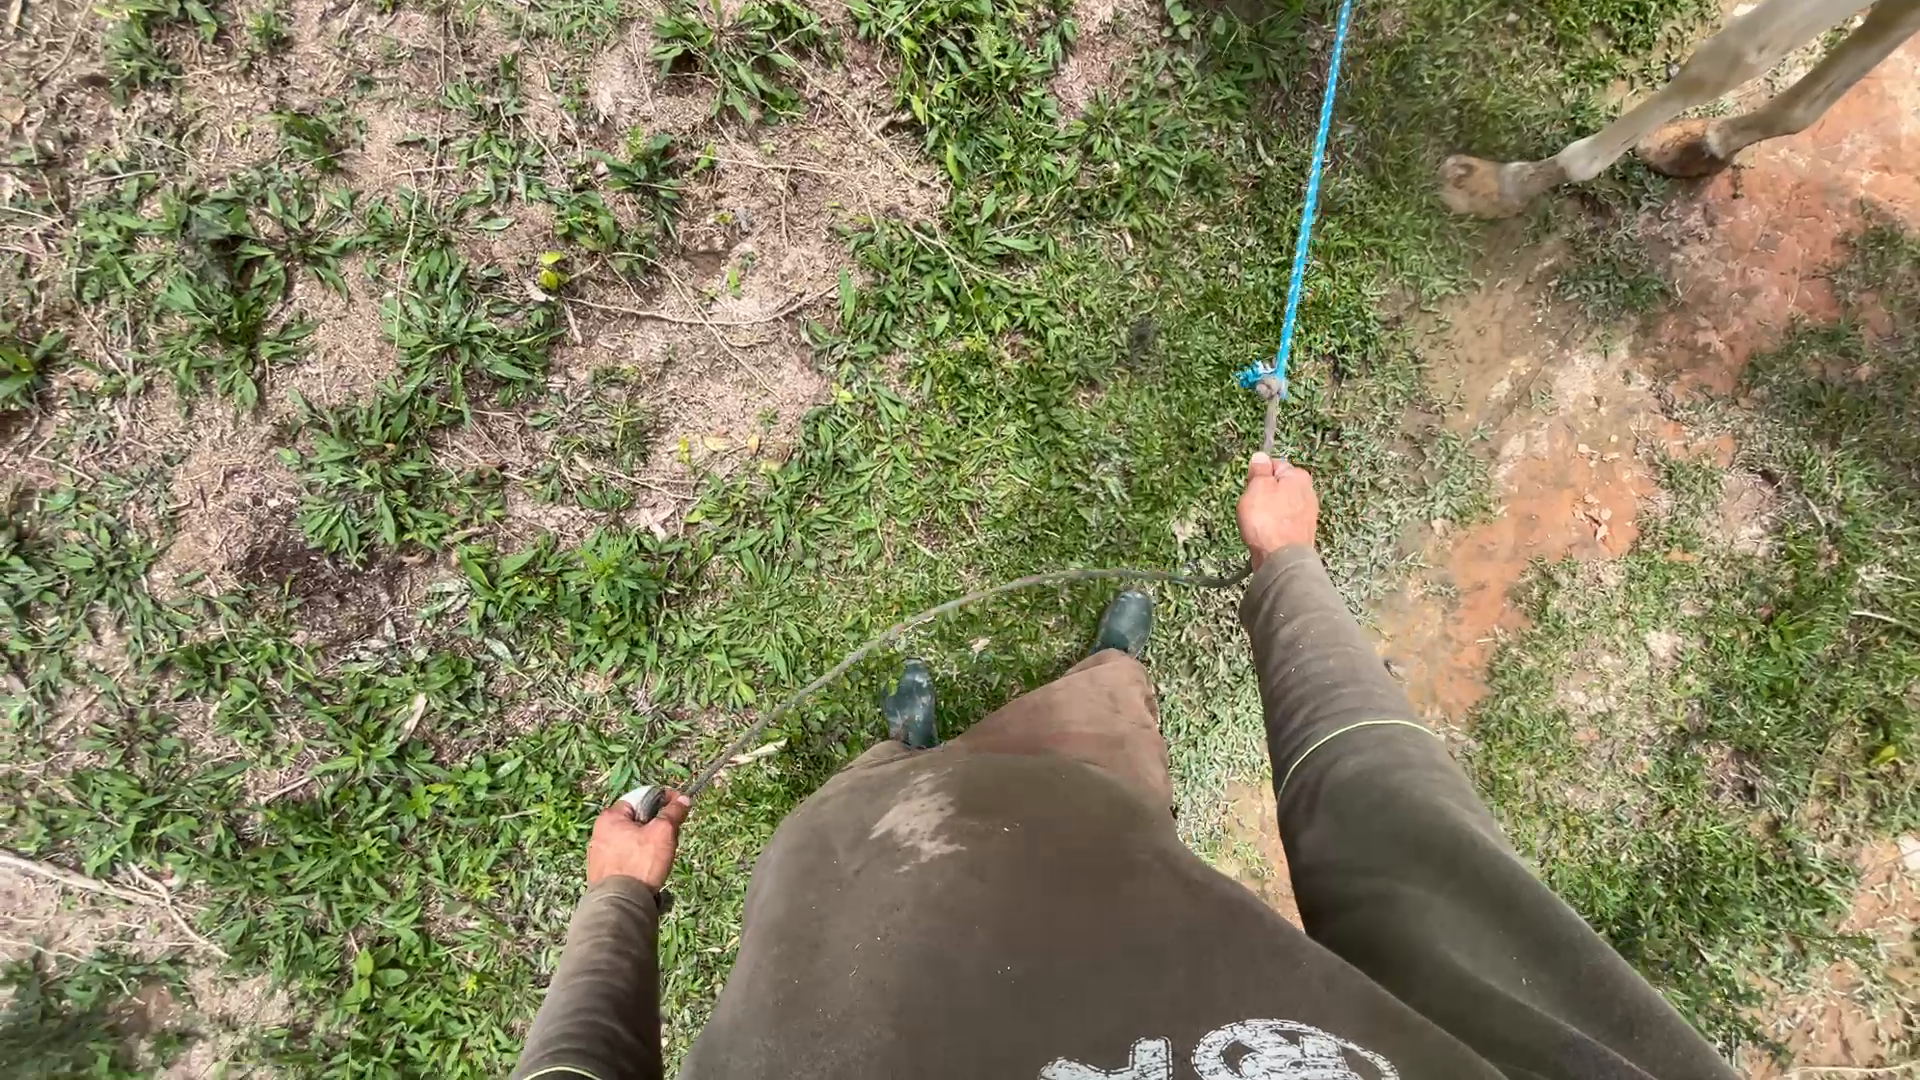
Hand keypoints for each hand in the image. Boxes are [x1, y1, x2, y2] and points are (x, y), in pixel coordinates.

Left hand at [586, 789, 691, 891]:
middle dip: (658, 824)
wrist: (620, 905)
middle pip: (638, 818)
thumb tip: (684, 799)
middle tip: (672, 833)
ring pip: (633, 838)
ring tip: (662, 854)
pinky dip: (640, 857)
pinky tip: (649, 868)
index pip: (642, 796)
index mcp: (610, 817)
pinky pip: (626, 856)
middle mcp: (600, 832)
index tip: (681, 806)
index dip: (664, 798)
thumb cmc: (641, 862)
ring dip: (650, 841)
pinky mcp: (602, 872)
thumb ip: (673, 812)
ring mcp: (599, 854)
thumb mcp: (663, 832)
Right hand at [1237, 452, 1318, 569]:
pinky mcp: (1302, 531)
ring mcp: (1307, 513)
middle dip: (1264, 493)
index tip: (1249, 486)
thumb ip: (1259, 470)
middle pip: (1278, 486)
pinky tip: (1265, 533)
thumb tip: (1260, 456)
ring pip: (1280, 504)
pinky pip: (1283, 521)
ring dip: (1268, 511)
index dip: (1258, 475)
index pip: (1274, 465)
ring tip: (1257, 522)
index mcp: (1298, 476)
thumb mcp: (1257, 487)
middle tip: (1251, 505)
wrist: (1281, 557)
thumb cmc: (1266, 519)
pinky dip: (1273, 525)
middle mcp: (1308, 492)